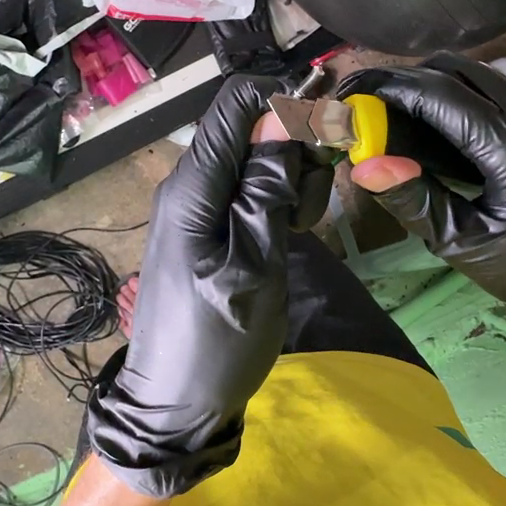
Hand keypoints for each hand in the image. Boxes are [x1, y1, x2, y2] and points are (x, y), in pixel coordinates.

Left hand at [87, 76, 325, 497]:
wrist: (176, 403)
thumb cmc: (218, 341)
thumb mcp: (255, 266)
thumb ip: (268, 190)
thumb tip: (282, 116)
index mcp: (193, 186)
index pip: (236, 103)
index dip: (287, 101)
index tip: (330, 135)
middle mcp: (189, 185)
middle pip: (249, 128)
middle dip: (295, 150)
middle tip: (311, 207)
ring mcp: (196, 208)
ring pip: (253, 161)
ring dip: (290, 181)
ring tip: (299, 231)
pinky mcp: (207, 230)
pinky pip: (246, 193)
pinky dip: (276, 204)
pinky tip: (287, 238)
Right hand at [340, 53, 505, 357]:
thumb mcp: (460, 243)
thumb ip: (413, 199)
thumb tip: (363, 164)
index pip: (442, 94)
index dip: (390, 88)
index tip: (350, 94)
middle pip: (456, 70)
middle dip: (403, 82)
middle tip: (364, 106)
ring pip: (473, 73)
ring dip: (426, 86)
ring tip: (388, 115)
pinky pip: (490, 88)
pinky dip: (451, 96)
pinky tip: (426, 124)